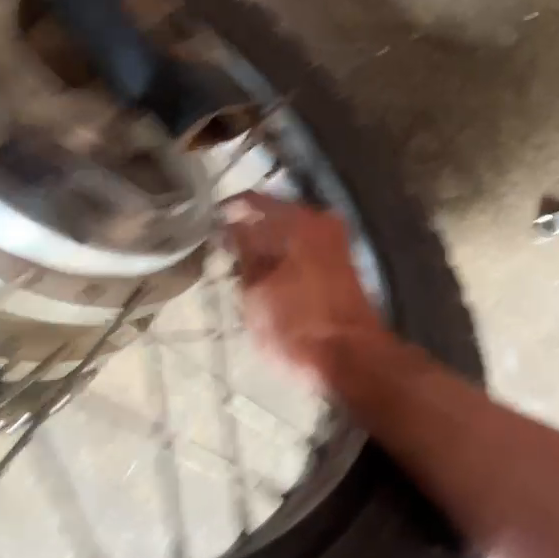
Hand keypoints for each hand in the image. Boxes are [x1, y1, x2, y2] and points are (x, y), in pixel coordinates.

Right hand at [224, 193, 386, 389]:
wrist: (353, 357)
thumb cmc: (299, 325)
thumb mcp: (256, 293)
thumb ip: (243, 254)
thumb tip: (232, 230)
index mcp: (300, 220)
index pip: (253, 200)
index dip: (226, 210)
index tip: (205, 223)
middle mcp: (322, 223)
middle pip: (275, 216)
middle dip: (248, 229)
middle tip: (219, 247)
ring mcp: (336, 244)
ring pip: (290, 235)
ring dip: (266, 247)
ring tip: (237, 266)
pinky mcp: (342, 267)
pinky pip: (303, 251)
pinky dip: (284, 259)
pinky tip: (264, 278)